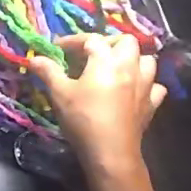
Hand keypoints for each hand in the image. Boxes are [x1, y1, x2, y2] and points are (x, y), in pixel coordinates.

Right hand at [29, 33, 167, 179]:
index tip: (58, 48)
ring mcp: (144, 85)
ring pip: (147, 60)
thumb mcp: (59, 93)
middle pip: (126, 41)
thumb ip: (48, 72)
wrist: (110, 151)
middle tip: (93, 54)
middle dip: (110, 43)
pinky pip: (155, 86)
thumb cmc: (82, 118)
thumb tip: (34, 58)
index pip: (91, 39)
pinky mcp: (151, 104)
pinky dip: (146, 84)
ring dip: (133, 59)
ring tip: (117, 68)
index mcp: (106, 60)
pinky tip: (134, 91)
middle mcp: (129, 66)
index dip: (73, 40)